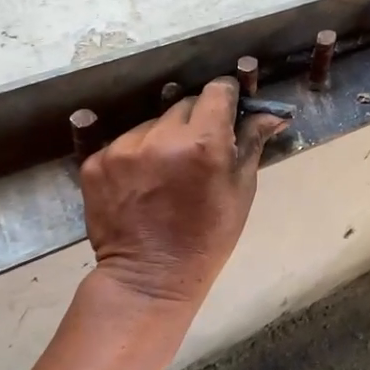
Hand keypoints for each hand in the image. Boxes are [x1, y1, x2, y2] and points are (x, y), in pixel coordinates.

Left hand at [77, 78, 288, 305]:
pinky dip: (136, 155)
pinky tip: (142, 182)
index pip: (217, 91)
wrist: (149, 278)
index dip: (226, 97)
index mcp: (203, 142)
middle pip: (184, 105)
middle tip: (199, 150)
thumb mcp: (241, 189)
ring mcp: (123, 149)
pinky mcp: (95, 163)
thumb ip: (252, 143)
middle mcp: (160, 137)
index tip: (228, 109)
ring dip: (164, 137)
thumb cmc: (208, 236)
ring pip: (152, 123)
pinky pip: (125, 143)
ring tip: (167, 171)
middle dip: (196, 120)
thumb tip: (273, 113)